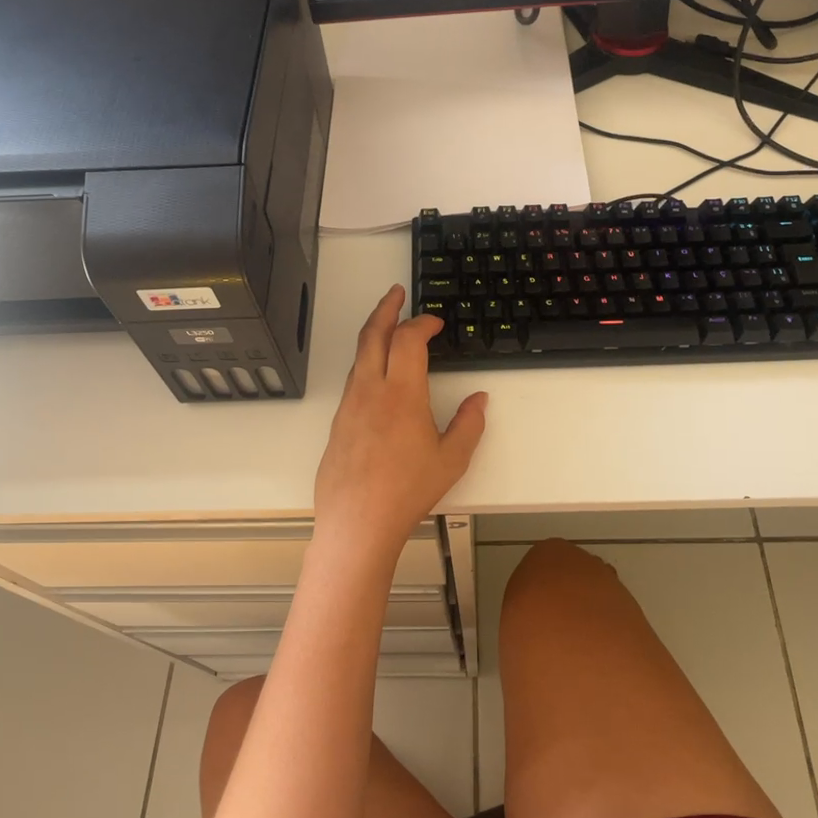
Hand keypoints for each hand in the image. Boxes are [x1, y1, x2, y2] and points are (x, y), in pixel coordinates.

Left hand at [312, 286, 487, 558]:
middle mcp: (370, 390)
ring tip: (387, 327)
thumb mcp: (451, 459)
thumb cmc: (405, 492)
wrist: (357, 523)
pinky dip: (366, 361)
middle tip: (396, 294)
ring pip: (359, 355)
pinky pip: (353, 379)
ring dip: (373, 333)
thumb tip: (479, 400)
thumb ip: (469, 423)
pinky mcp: (338, 422)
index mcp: (402, 393)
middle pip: (373, 334)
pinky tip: (377, 374)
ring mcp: (350, 405)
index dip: (422, 323)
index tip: (435, 323)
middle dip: (386, 308)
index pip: (409, 339)